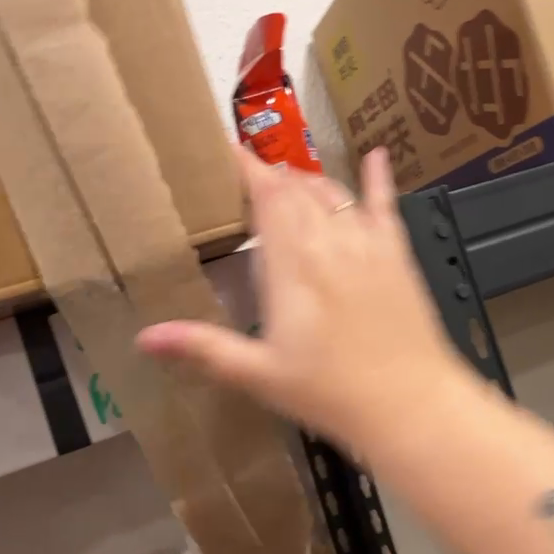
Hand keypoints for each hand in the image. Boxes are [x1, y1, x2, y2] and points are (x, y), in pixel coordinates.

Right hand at [136, 149, 479, 449]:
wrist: (410, 402)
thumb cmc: (329, 391)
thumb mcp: (259, 374)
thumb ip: (204, 348)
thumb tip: (144, 337)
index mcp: (292, 263)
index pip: (267, 196)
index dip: (248, 168)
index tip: (227, 150)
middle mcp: (330, 240)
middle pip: (298, 189)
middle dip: (272, 176)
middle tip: (251, 174)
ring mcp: (368, 244)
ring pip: (333, 193)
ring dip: (309, 180)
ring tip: (289, 178)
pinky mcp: (398, 255)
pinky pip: (386, 206)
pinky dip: (378, 179)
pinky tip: (377, 155)